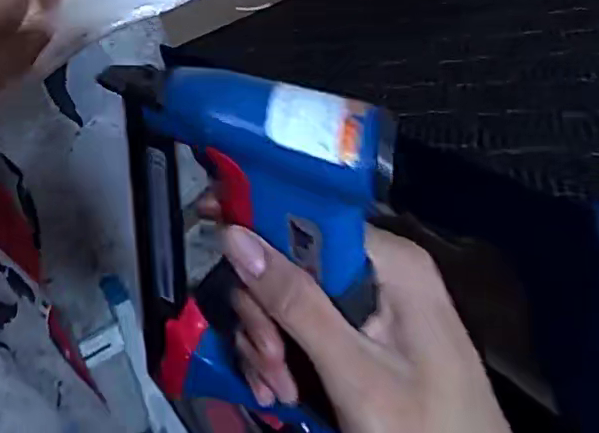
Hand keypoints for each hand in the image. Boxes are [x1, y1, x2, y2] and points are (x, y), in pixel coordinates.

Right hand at [219, 225, 510, 432]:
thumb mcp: (358, 376)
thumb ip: (295, 302)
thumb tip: (233, 234)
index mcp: (389, 261)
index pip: (306, 209)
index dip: (254, 213)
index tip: (209, 220)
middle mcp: (376, 270)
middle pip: (287, 257)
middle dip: (264, 310)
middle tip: (267, 358)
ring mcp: (367, 303)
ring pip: (285, 293)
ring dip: (267, 339)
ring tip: (277, 388)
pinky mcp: (358, 335)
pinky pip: (298, 322)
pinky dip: (279, 354)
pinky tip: (279, 389)